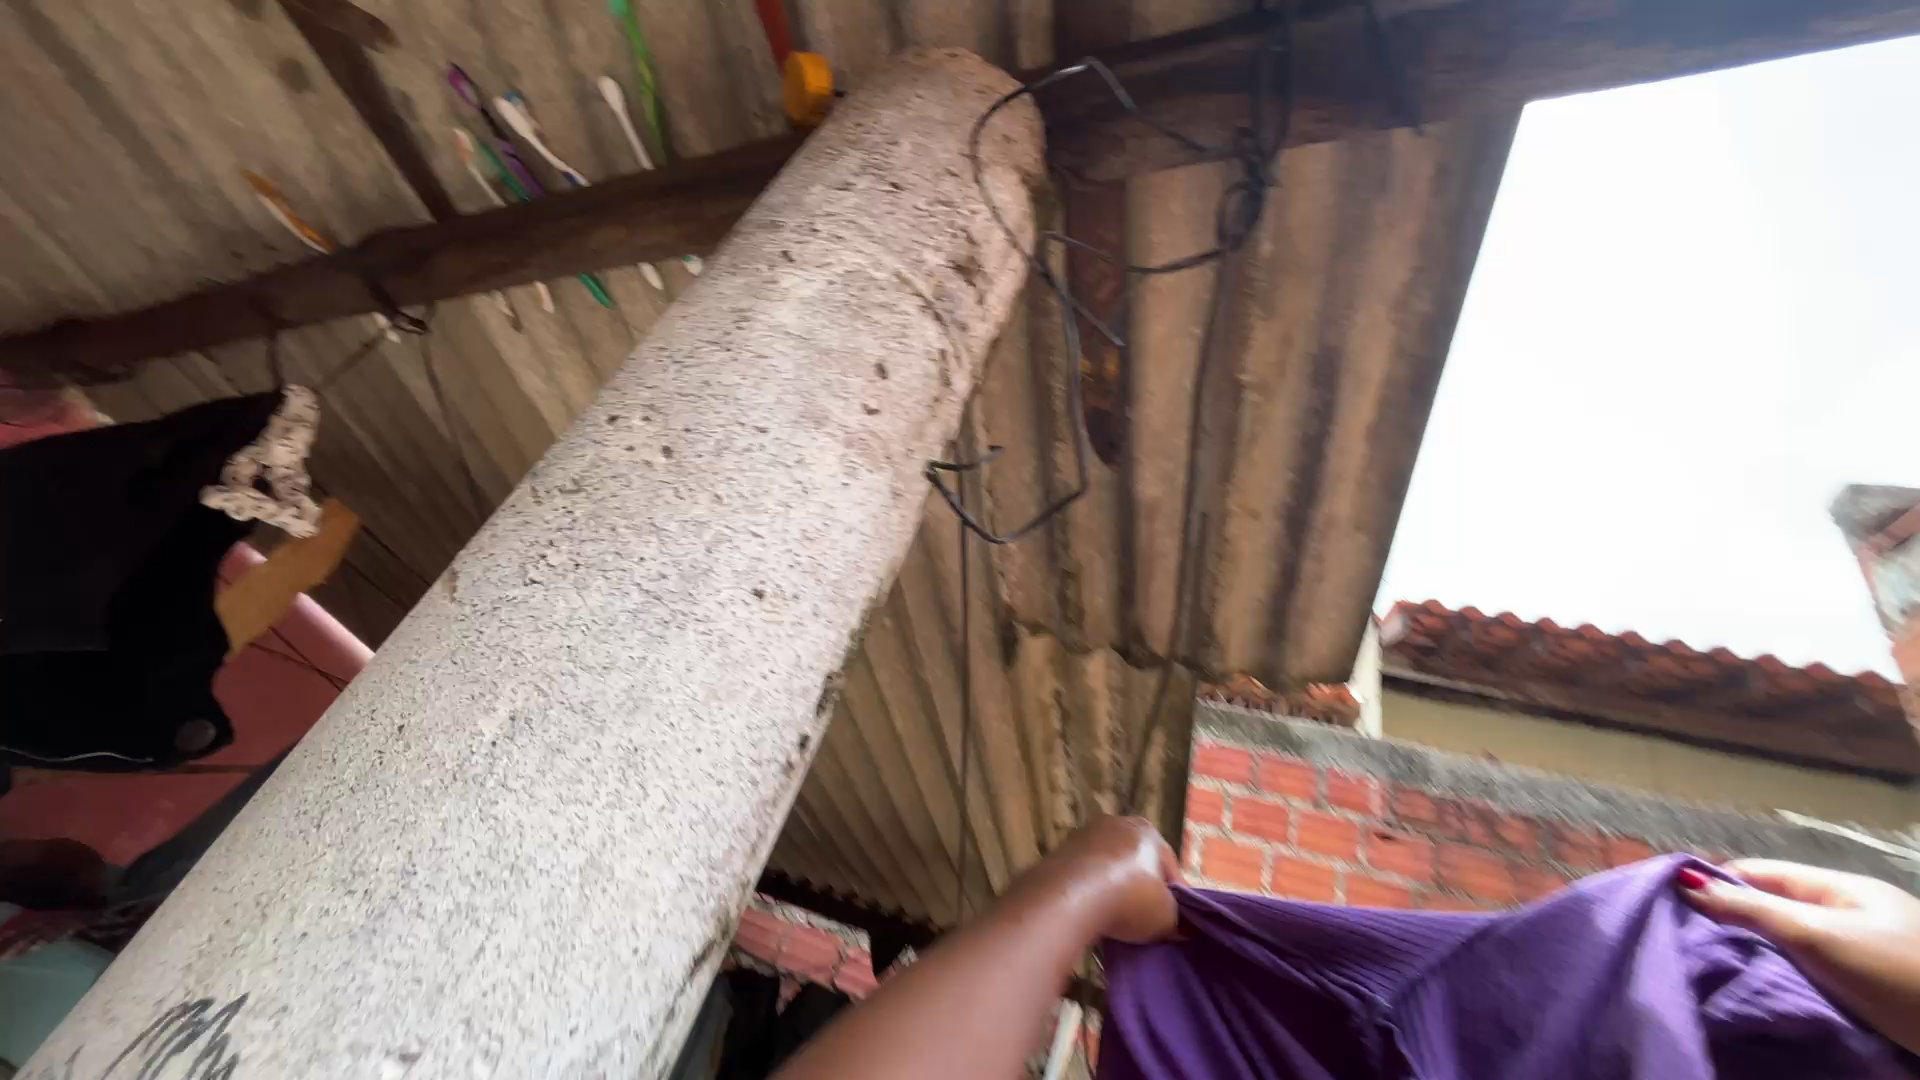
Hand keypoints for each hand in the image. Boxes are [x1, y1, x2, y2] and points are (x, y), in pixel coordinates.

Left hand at [1016, 815, 1181, 944]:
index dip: (1175, 897)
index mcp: (1148, 831)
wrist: (1070, 895)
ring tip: (1116, 920)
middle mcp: (1117, 822)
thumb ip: (1178, 918)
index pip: (1169, 866)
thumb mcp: (1168, 917)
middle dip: (1141, 888)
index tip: (1175, 921)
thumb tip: (1179, 926)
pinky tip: (1091, 913)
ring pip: (1108, 866)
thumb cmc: (1130, 898)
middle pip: (1137, 861)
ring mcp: (1085, 834)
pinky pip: (1084, 874)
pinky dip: (1089, 891)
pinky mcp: (1061, 850)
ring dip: (1113, 888)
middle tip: (1145, 920)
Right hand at [1682, 859, 1919, 1054]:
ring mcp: (1864, 949)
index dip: (1714, 884)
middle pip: (1770, 906)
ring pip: (1789, 940)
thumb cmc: (1900, 975)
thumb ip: (1747, 907)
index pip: (1755, 872)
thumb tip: (1680, 879)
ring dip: (1759, 952)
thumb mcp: (1816, 936)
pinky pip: (1811, 969)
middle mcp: (1850, 911)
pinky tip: (1767, 986)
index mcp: (1839, 887)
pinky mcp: (1875, 987)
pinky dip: (1786, 975)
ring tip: (1726, 966)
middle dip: (1733, 921)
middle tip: (1695, 941)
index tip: (1678, 907)